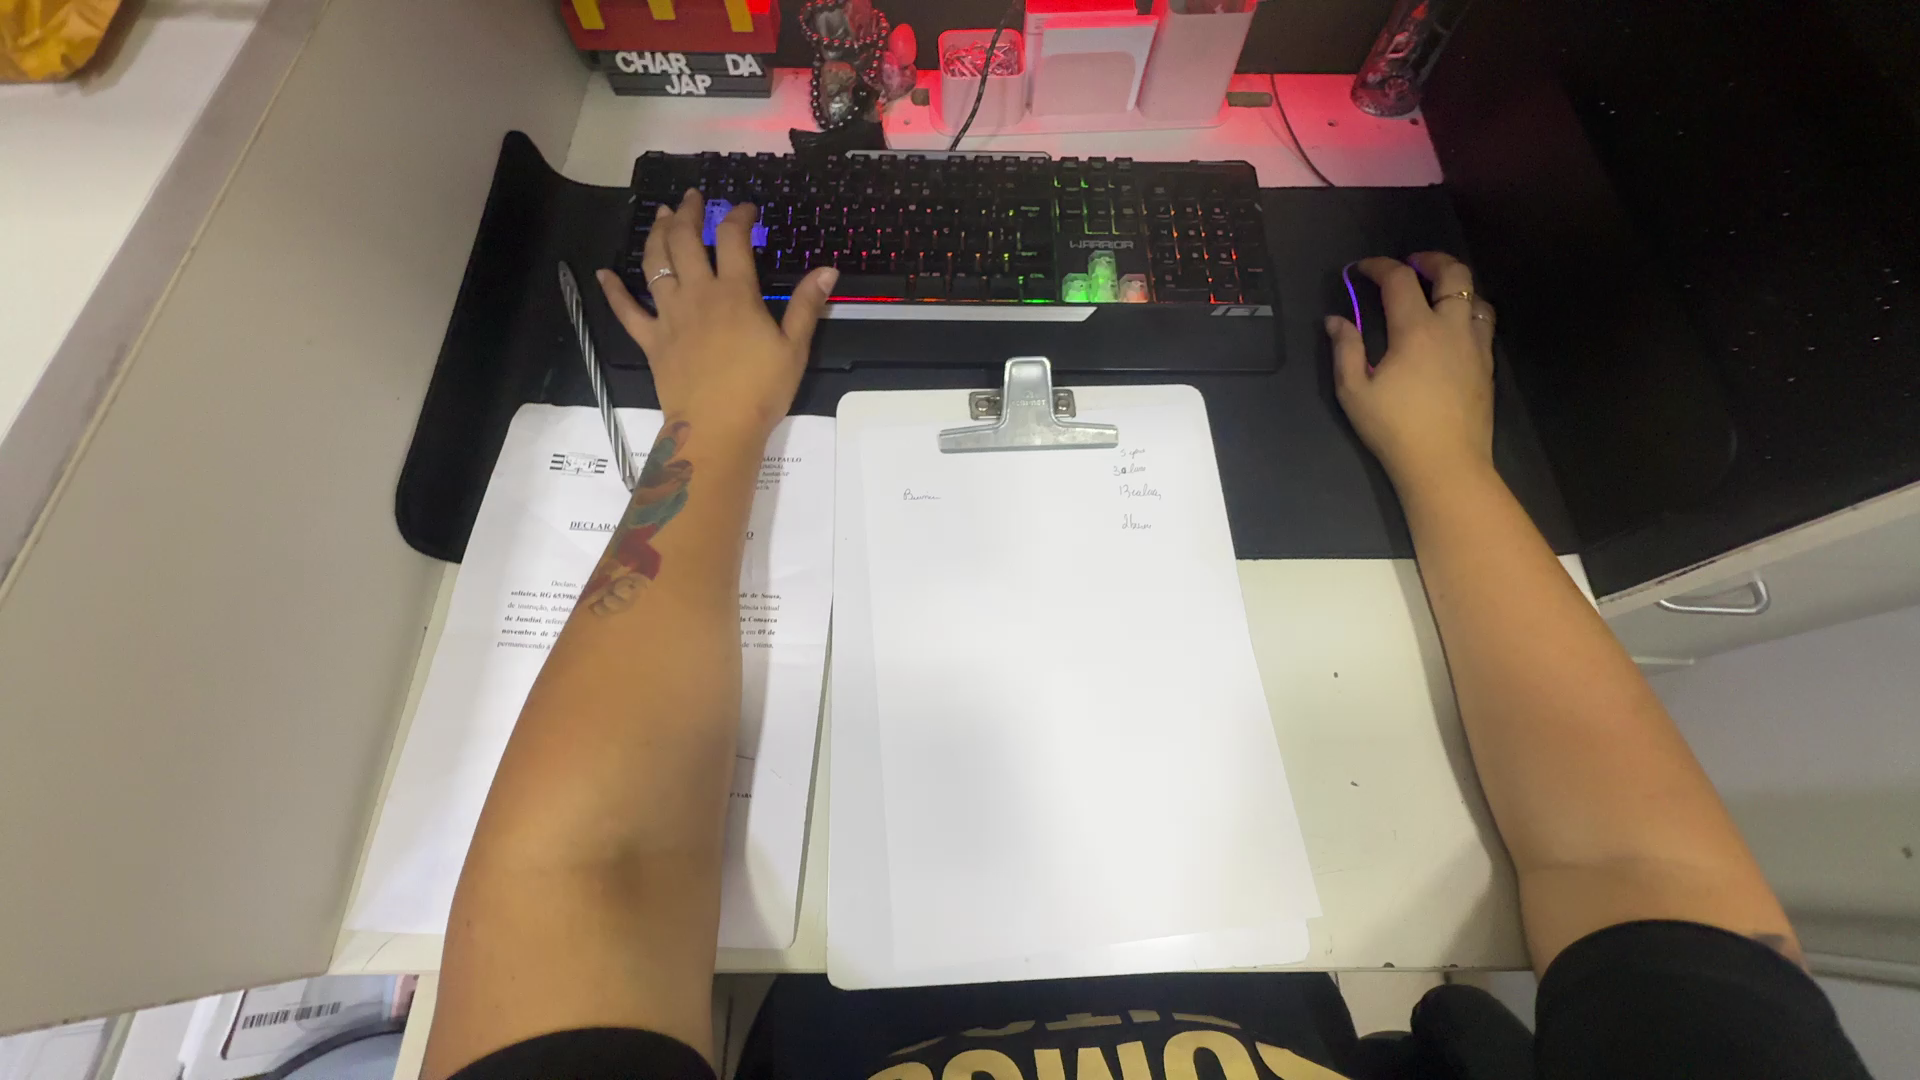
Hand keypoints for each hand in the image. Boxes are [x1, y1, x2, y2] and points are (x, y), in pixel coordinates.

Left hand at [598, 190, 838, 449]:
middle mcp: (698, 294)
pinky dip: (614, 291)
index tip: (744, 208)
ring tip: (660, 216)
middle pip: (685, 240)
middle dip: (688, 212)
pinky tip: (603, 274)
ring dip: (656, 234)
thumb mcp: (794, 348)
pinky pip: (626, 311)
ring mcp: (669, 316)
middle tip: (691, 198)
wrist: (718, 428)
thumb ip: (806, 305)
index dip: (738, 216)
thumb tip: (828, 269)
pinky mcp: (651, 340)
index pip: (733, 239)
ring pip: (655, 264)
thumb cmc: (761, 391)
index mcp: (735, 294)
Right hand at [1326, 252, 1496, 488]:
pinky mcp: (1486, 363)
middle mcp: (1451, 327)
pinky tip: (1453, 325)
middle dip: (1430, 260)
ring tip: (1435, 291)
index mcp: (1414, 330)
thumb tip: (1336, 320)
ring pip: (1475, 295)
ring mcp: (1475, 344)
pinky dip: (1468, 309)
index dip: (1379, 267)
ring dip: (1454, 284)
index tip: (1361, 269)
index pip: (1399, 280)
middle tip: (1410, 263)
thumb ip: (1345, 350)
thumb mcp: (1353, 391)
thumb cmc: (1392, 427)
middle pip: (1453, 274)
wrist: (1443, 461)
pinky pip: (1483, 321)